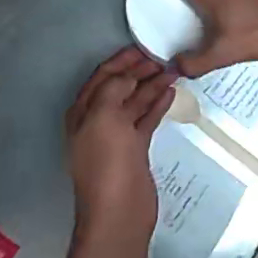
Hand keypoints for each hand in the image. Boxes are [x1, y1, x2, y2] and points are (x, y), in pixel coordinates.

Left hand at [63, 48, 175, 238]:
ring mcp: (117, 135)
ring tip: (173, 71)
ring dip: (152, 85)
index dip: (122, 60)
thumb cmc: (106, 163)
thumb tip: (128, 75)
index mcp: (83, 111)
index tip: (145, 47)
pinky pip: (146, 118)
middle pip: (120, 86)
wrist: (118, 211)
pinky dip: (157, 105)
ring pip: (135, 101)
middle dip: (140, 70)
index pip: (103, 76)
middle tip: (164, 57)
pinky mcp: (134, 148)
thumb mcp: (104, 117)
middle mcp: (97, 120)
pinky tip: (170, 93)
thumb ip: (114, 90)